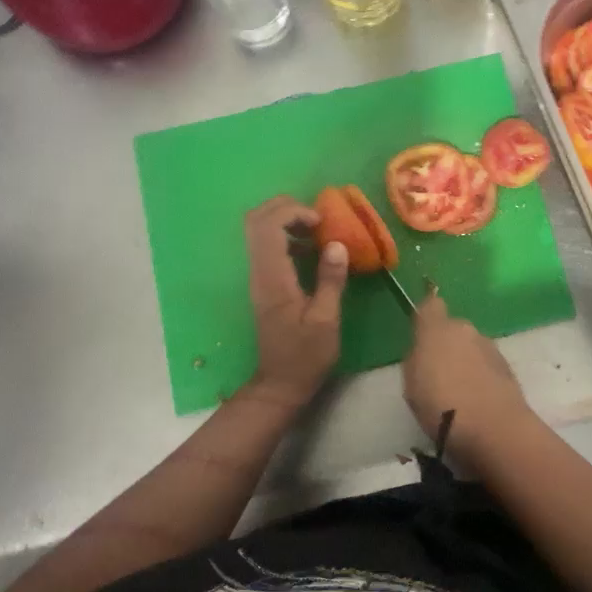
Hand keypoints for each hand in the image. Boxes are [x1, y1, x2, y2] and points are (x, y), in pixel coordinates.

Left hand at [242, 196, 348, 409]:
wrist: (280, 384)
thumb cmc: (306, 356)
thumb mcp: (326, 321)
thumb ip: (330, 280)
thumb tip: (336, 244)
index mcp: (272, 278)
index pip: (268, 226)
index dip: (293, 212)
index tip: (321, 223)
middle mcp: (258, 272)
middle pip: (255, 220)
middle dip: (285, 208)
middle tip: (317, 219)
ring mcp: (258, 277)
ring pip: (259, 231)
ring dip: (286, 221)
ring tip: (318, 232)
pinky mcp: (263, 284)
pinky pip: (267, 247)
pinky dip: (286, 237)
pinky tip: (312, 251)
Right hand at [403, 290, 531, 454]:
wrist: (493, 429)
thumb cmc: (441, 405)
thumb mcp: (411, 385)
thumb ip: (416, 360)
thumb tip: (424, 353)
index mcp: (438, 330)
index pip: (431, 305)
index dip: (426, 315)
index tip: (420, 332)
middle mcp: (467, 330)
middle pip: (453, 329)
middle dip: (446, 345)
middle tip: (437, 375)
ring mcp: (491, 348)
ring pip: (472, 348)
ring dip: (466, 362)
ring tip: (459, 394)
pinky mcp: (508, 368)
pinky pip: (486, 366)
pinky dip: (481, 377)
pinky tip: (477, 401)